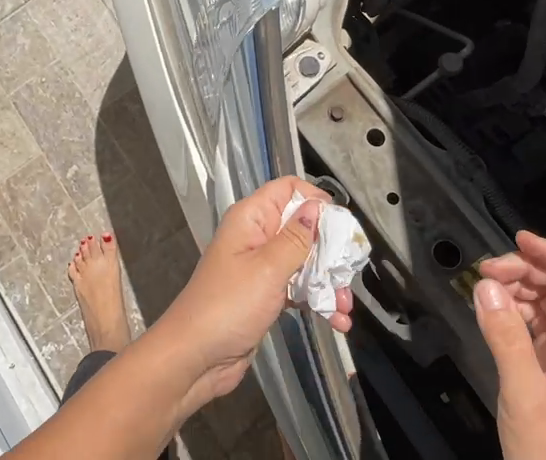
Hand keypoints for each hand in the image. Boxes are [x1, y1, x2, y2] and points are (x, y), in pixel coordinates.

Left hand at [149, 176, 353, 415]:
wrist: (197, 356)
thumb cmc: (229, 304)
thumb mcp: (267, 269)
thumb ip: (296, 238)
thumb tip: (317, 206)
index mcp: (250, 218)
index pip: (286, 189)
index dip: (314, 199)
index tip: (342, 223)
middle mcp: (256, 236)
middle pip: (301, 227)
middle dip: (328, 250)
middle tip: (349, 272)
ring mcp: (260, 267)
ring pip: (304, 261)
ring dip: (327, 281)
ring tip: (345, 306)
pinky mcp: (265, 295)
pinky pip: (298, 289)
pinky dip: (317, 301)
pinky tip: (338, 321)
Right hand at [474, 231, 545, 459]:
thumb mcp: (526, 394)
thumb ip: (506, 336)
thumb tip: (486, 284)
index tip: (521, 240)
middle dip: (533, 271)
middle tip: (490, 266)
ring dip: (524, 288)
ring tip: (487, 282)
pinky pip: (542, 326)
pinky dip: (519, 310)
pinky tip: (496, 307)